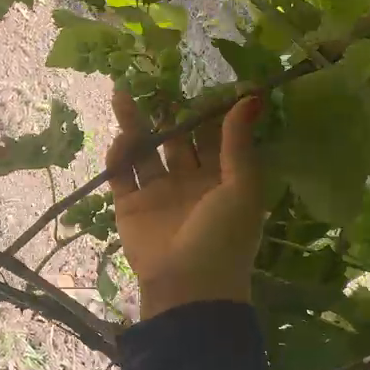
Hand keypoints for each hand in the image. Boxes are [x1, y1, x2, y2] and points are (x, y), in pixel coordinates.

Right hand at [107, 90, 265, 317]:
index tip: (198, 83)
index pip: (211, 138)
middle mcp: (188, 181)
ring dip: (134, 126)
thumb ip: (237, 143)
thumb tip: (251, 96)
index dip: (205, 113)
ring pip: (143, 152)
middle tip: (152, 83)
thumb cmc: (225, 237)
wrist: (188, 286)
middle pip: (173, 140)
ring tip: (123, 95)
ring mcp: (156, 193)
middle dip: (164, 114)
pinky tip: (120, 139)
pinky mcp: (128, 205)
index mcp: (221, 178)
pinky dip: (118, 156)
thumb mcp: (241, 188)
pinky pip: (121, 174)